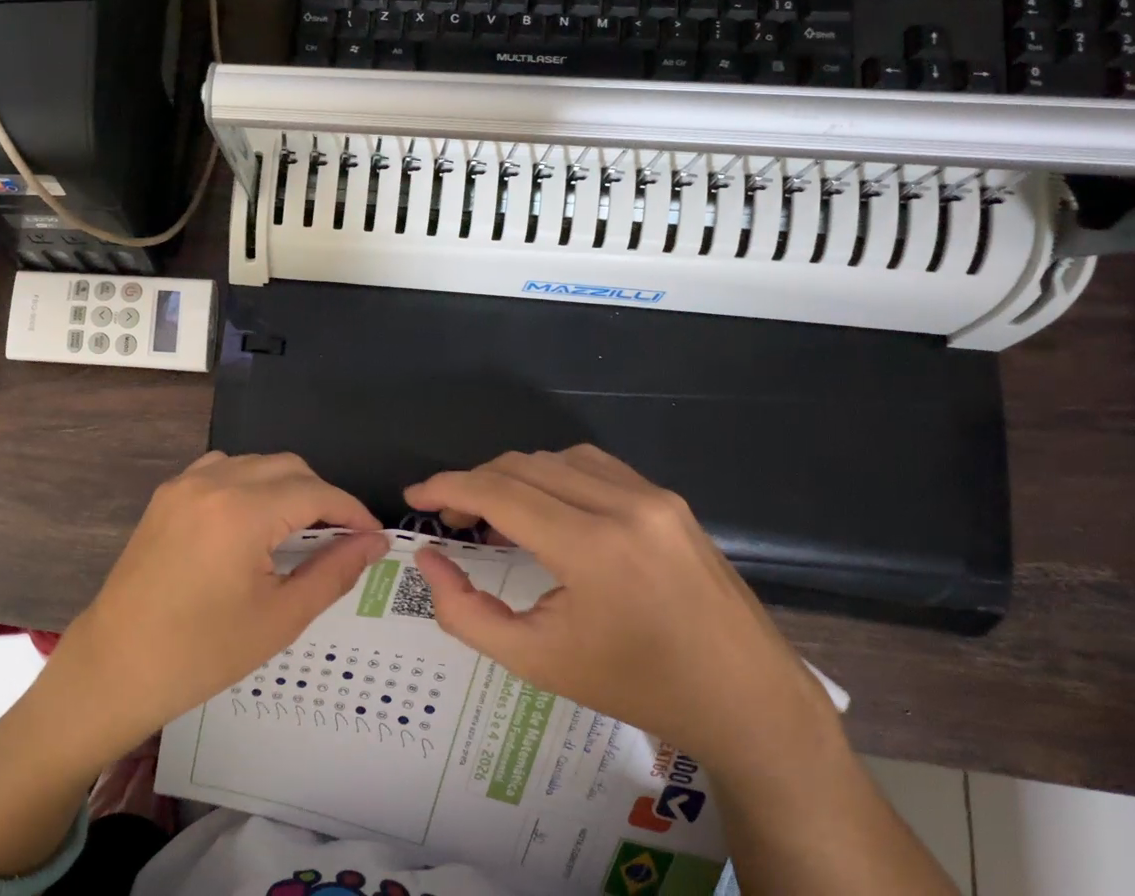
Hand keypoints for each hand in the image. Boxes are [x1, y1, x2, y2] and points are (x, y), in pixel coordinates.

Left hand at [48, 452, 387, 754]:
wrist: (118, 664)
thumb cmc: (203, 652)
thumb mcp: (280, 617)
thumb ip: (333, 571)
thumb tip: (373, 542)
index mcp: (242, 511)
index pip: (316, 492)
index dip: (352, 511)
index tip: (374, 537)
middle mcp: (212, 483)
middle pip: (286, 467)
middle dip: (321, 495)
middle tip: (341, 538)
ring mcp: (182, 485)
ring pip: (252, 463)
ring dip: (284, 485)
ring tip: (301, 530)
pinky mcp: (164, 497)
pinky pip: (218, 470)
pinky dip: (247, 483)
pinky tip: (254, 522)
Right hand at [407, 445, 837, 768]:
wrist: (747, 701)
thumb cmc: (635, 686)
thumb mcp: (534, 660)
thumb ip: (465, 611)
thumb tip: (429, 560)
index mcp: (592, 546)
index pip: (497, 490)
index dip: (445, 486)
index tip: (413, 498)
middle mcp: (624, 505)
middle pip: (522, 466)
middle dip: (474, 484)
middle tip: (451, 521)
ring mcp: (655, 498)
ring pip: (556, 458)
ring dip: (513, 477)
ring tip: (495, 515)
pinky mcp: (671, 502)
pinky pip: (594, 466)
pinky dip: (554, 476)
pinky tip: (547, 509)